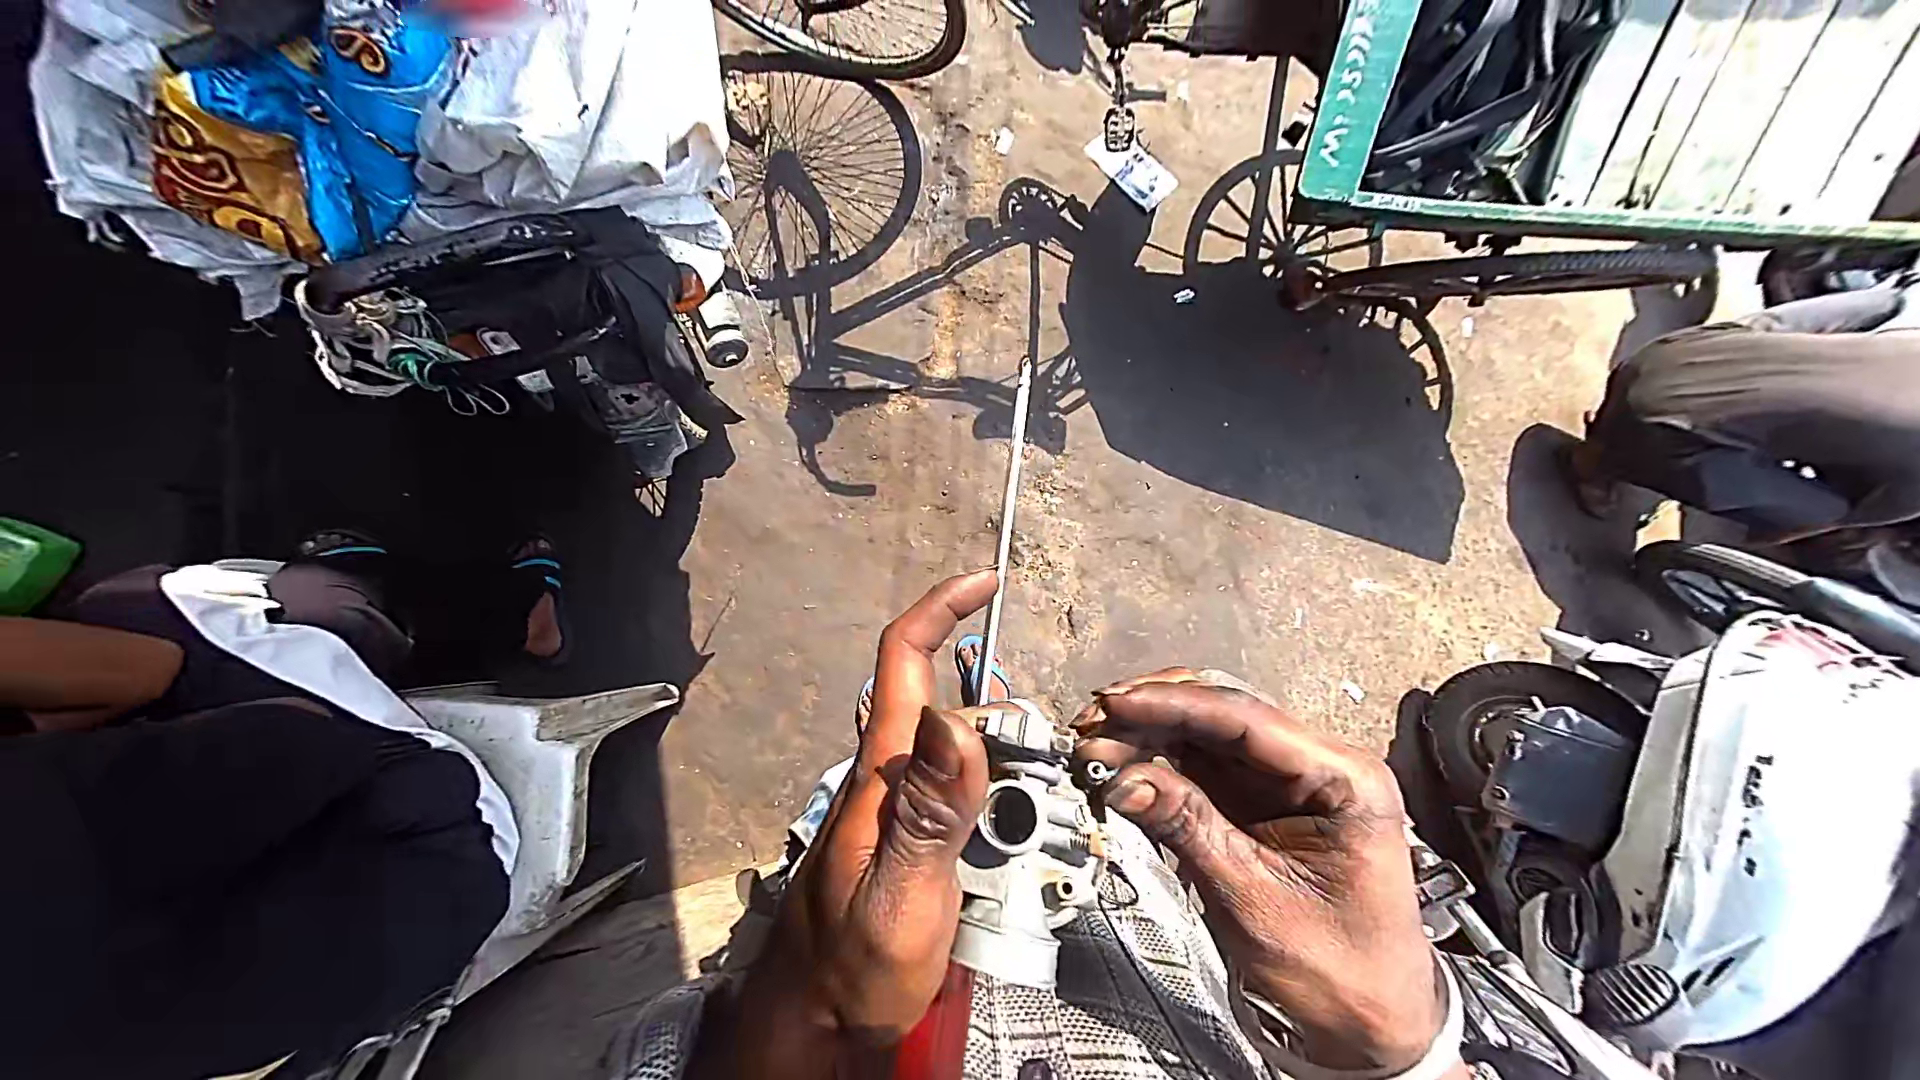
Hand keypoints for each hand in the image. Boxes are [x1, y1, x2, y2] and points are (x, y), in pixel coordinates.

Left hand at [697, 569, 997, 1078]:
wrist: (814, 1026)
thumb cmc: (848, 970)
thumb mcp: (900, 897)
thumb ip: (931, 813)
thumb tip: (954, 720)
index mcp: (882, 770)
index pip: (903, 660)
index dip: (940, 609)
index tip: (984, 583)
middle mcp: (889, 771)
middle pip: (944, 700)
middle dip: (999, 714)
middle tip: (1037, 766)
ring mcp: (898, 799)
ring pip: (959, 746)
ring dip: (1002, 764)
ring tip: (1021, 825)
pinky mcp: (910, 826)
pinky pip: (959, 786)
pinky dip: (993, 793)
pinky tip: (1005, 838)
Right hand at [1074, 669, 1445, 1071]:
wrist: (1367, 1027)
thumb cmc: (1339, 975)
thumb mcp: (1257, 901)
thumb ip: (1190, 829)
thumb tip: (1123, 779)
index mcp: (1343, 779)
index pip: (1245, 718)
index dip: (1172, 704)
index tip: (1117, 705)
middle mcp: (1313, 762)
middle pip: (1218, 711)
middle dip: (1150, 712)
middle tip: (1094, 723)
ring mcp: (1279, 775)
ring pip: (1198, 728)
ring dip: (1143, 731)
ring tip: (1094, 744)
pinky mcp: (1250, 792)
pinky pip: (1193, 758)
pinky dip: (1151, 756)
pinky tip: (1118, 761)